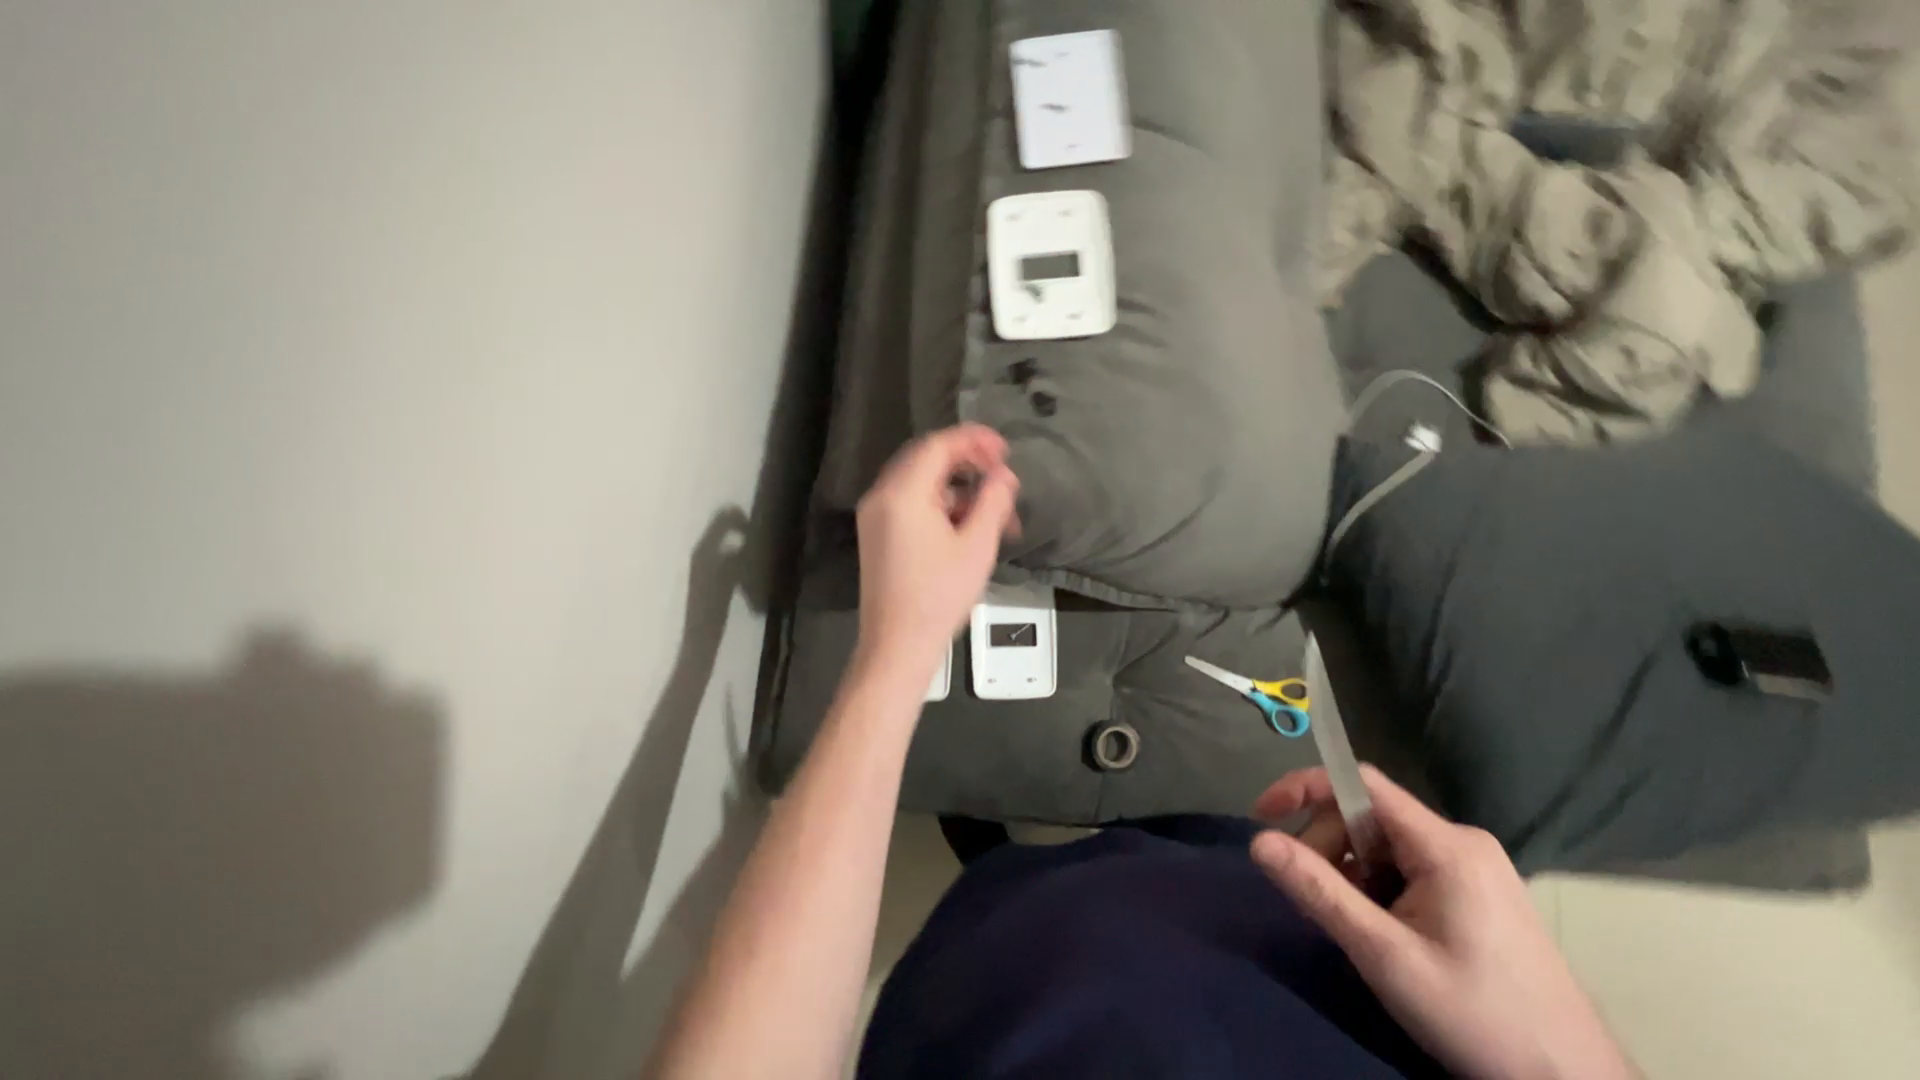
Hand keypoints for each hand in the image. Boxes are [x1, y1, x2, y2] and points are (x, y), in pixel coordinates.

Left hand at [854, 424, 1020, 671]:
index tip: (1005, 449)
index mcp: (903, 493)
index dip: (974, 440)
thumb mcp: (977, 546)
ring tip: (994, 514)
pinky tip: (967, 527)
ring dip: (958, 489)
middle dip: (968, 464)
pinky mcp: (877, 535)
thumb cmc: (939, 596)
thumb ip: (994, 500)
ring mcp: (874, 516)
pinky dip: (940, 505)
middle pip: (927, 459)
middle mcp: (881, 496)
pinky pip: (910, 503)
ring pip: (921, 483)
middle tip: (1001, 477)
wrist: (898, 644)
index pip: (938, 445)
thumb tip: (1004, 476)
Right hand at [1250, 767, 1637, 1079]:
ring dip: (1352, 874)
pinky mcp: (1478, 891)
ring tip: (1355, 930)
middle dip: (1327, 847)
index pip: (1360, 783)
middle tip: (1314, 903)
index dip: (1304, 788)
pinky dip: (1378, 889)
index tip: (1261, 817)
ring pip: (1385, 845)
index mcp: (1446, 845)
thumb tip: (1258, 841)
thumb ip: (1320, 892)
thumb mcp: (1384, 955)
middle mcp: (1462, 841)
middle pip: (1369, 816)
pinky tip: (1383, 933)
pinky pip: (1408, 867)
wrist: (1570, 1079)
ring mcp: (1475, 866)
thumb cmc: (1475, 1016)